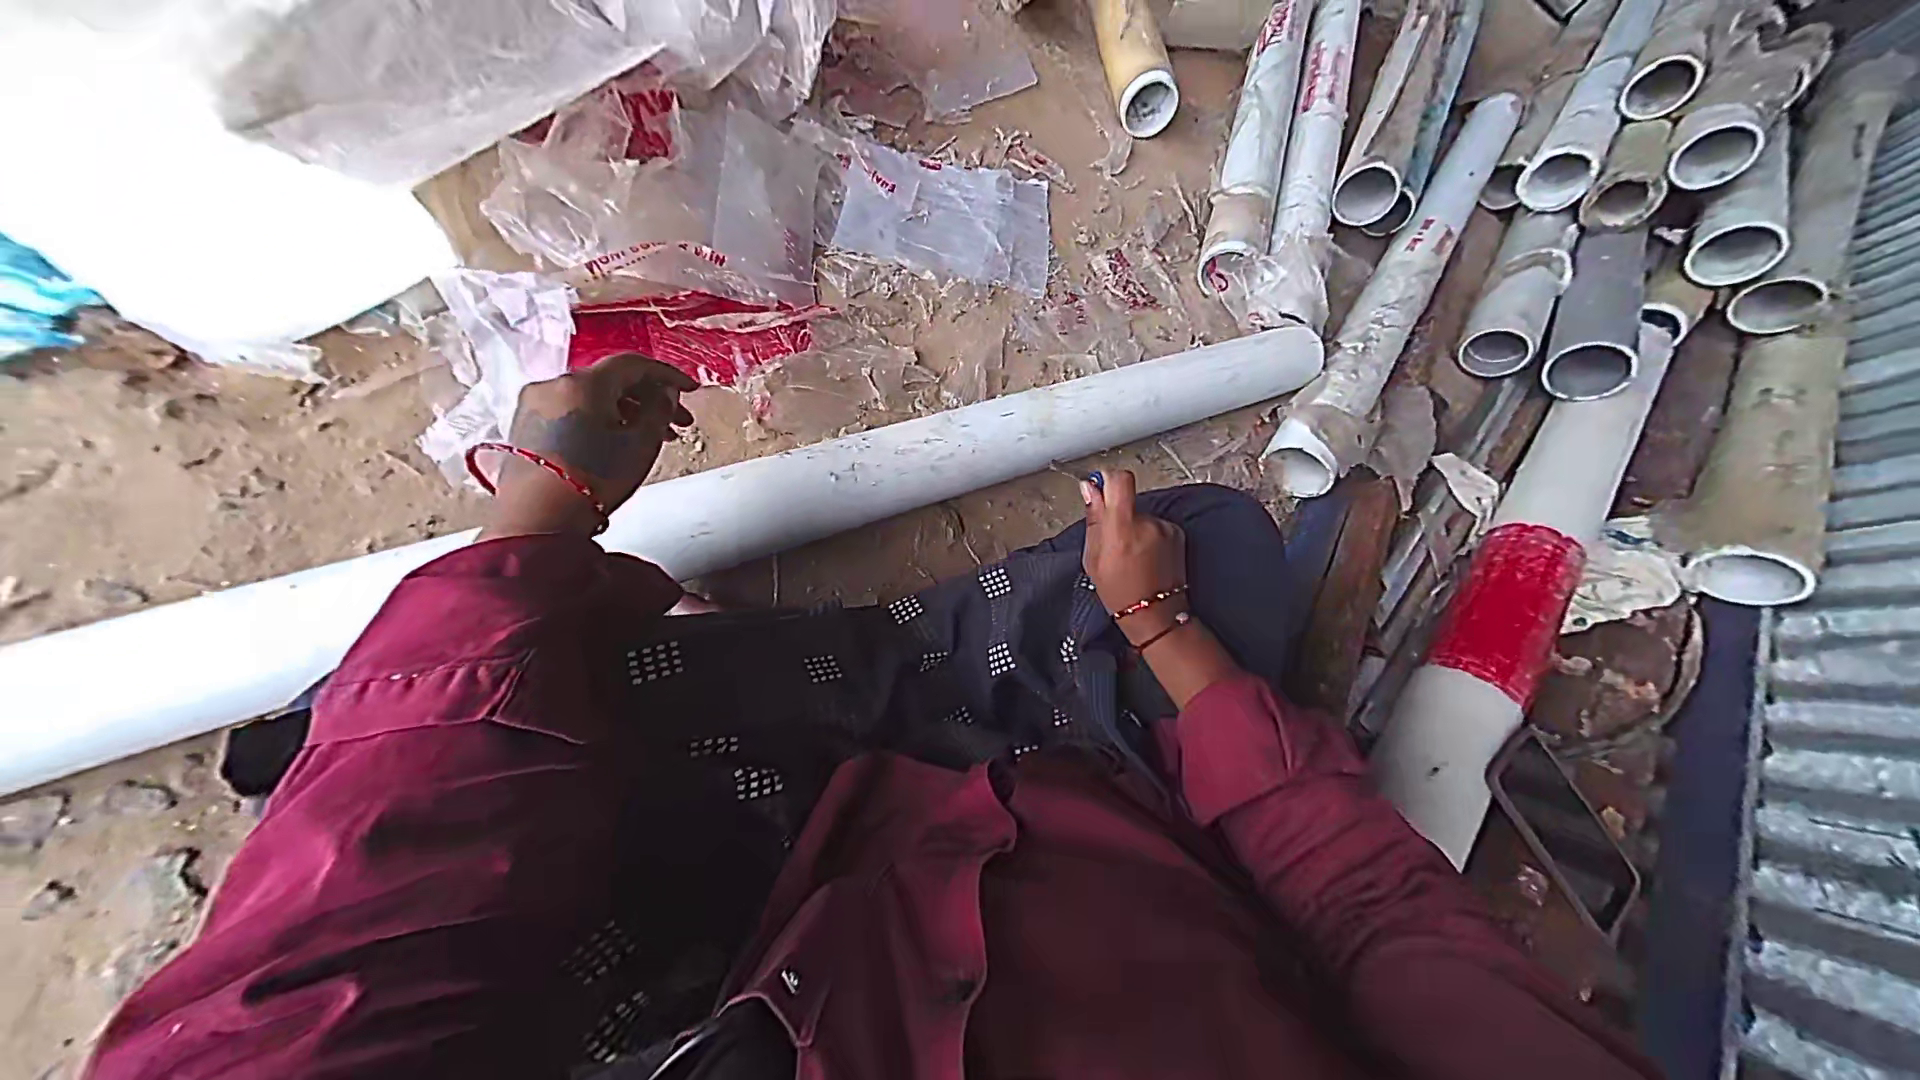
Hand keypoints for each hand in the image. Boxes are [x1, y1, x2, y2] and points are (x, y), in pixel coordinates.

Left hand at [481, 353, 695, 539]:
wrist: (539, 519)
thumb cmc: (592, 481)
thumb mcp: (642, 443)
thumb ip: (659, 410)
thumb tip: (664, 393)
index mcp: (584, 383)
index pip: (633, 364)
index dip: (667, 374)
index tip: (688, 387)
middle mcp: (555, 385)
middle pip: (612, 380)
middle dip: (649, 397)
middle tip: (677, 420)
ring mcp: (535, 404)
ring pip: (592, 396)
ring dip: (627, 410)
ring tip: (650, 436)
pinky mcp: (526, 425)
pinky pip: (573, 410)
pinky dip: (601, 418)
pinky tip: (618, 441)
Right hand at [1081, 469, 1187, 642]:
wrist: (1155, 613)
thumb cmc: (1120, 591)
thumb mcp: (1093, 557)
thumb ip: (1094, 518)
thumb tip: (1090, 489)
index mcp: (1122, 528)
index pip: (1120, 481)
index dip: (1109, 480)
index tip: (1101, 489)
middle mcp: (1147, 524)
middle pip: (1128, 500)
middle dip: (1118, 514)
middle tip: (1113, 541)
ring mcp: (1166, 528)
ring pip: (1142, 515)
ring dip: (1136, 527)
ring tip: (1132, 555)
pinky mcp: (1177, 533)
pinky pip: (1156, 525)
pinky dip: (1150, 536)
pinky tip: (1146, 557)